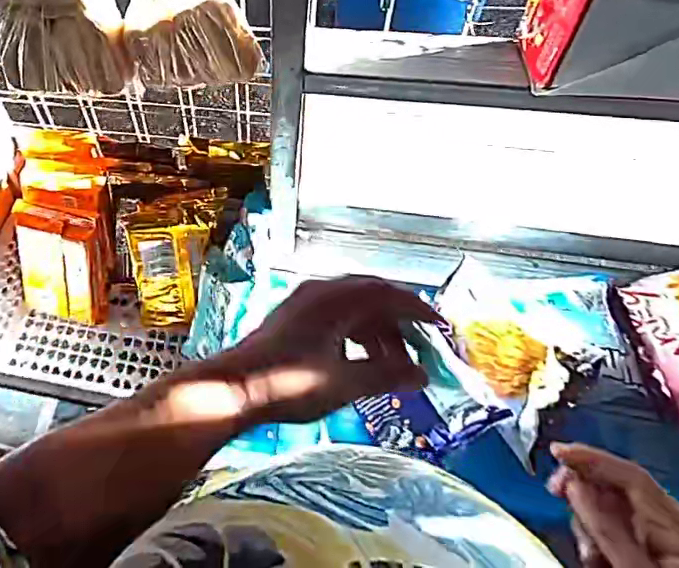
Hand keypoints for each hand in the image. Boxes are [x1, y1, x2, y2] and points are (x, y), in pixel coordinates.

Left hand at [196, 275, 436, 426]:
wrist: (237, 385)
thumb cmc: (288, 383)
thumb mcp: (345, 383)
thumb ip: (386, 376)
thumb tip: (421, 375)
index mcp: (334, 300)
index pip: (386, 293)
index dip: (417, 309)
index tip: (441, 328)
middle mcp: (319, 292)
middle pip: (370, 296)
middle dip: (399, 323)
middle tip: (422, 351)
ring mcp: (304, 302)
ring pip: (353, 308)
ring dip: (378, 333)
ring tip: (394, 368)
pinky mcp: (295, 316)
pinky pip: (337, 316)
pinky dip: (357, 335)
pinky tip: (364, 362)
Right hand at [547, 443, 678, 567]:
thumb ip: (607, 531)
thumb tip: (574, 483)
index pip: (635, 480)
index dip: (594, 459)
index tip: (556, 451)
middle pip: (624, 492)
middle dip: (586, 491)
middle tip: (555, 490)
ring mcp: (676, 552)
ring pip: (618, 512)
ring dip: (591, 523)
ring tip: (589, 556)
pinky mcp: (663, 562)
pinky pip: (624, 535)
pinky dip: (602, 540)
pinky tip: (596, 560)